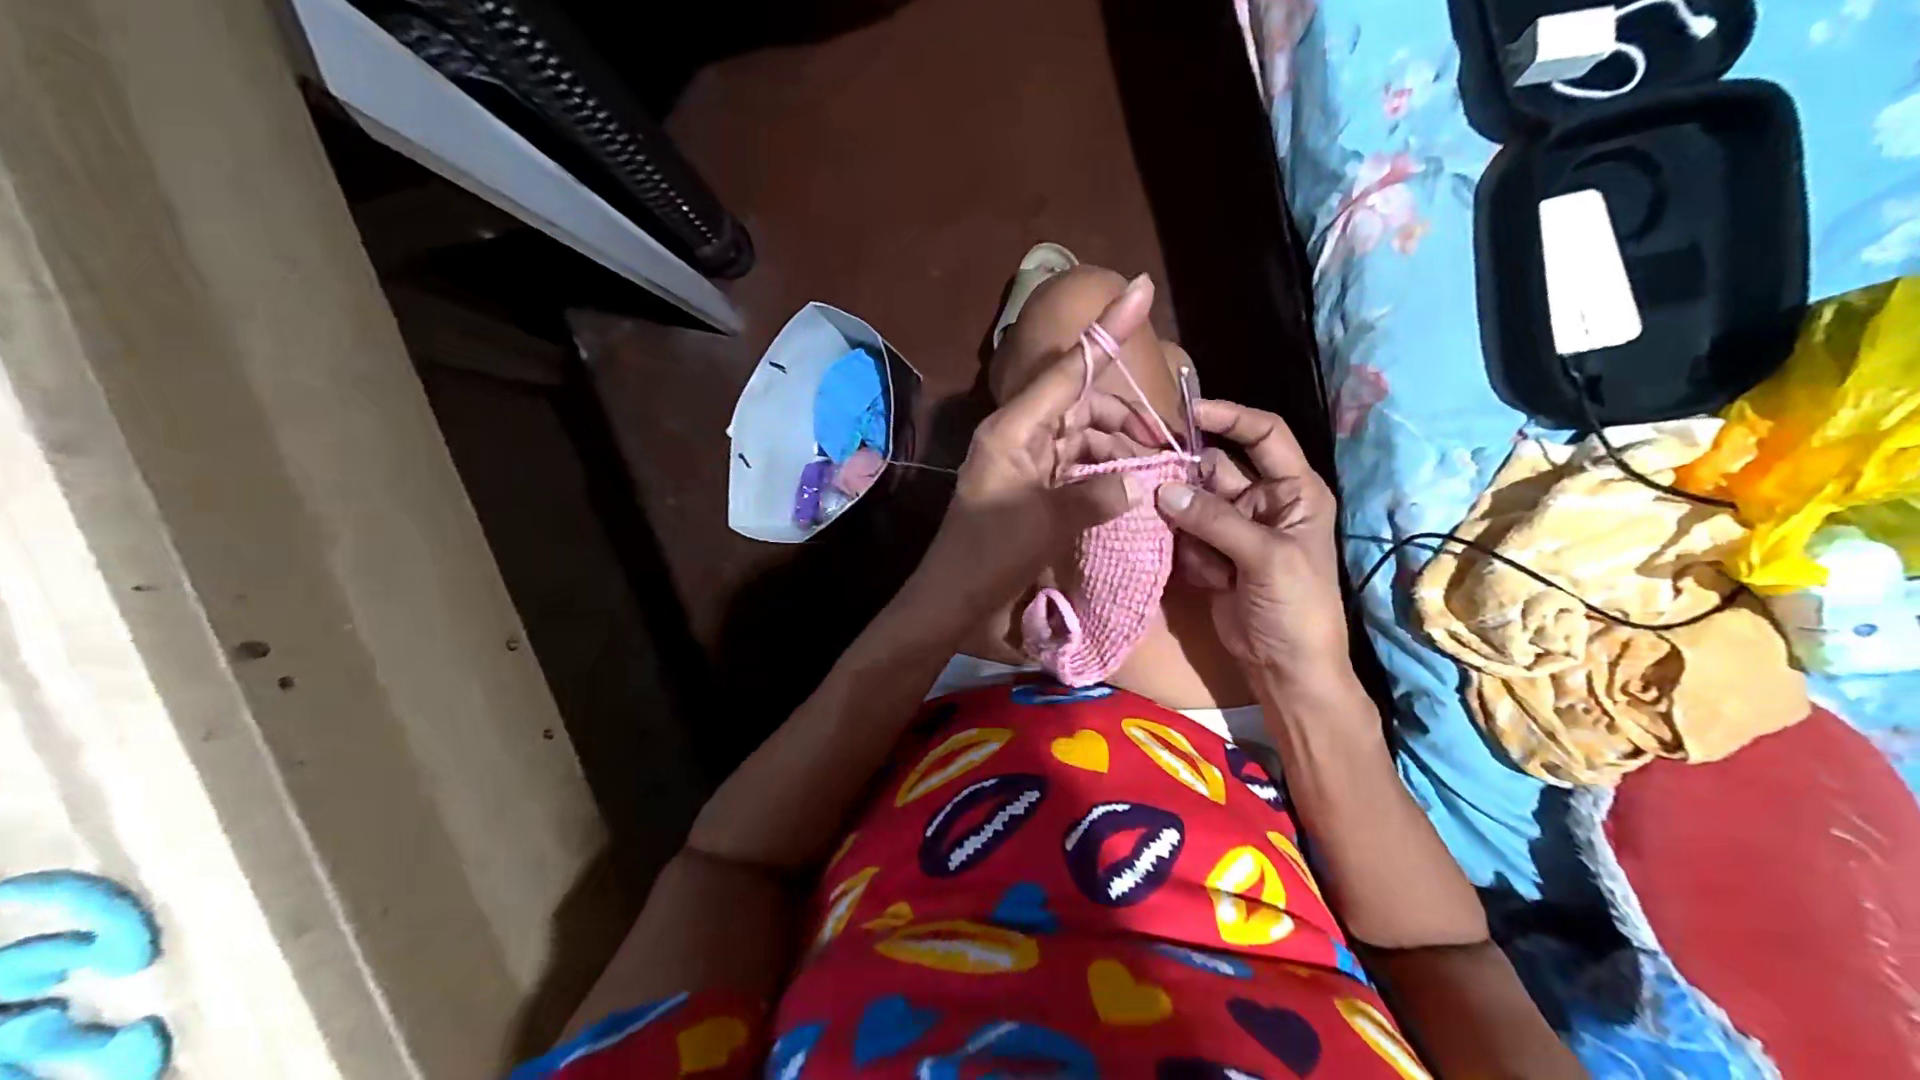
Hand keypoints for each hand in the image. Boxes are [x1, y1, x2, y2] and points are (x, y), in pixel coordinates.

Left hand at [921, 274, 1158, 605]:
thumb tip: (1136, 478)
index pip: (1069, 369)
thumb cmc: (991, 555)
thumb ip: (1096, 494)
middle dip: (1124, 414)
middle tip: (1165, 443)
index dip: (1107, 329)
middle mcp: (1017, 433)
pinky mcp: (1026, 480)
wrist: (953, 596)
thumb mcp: (1048, 524)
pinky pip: (1070, 458)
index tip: (1139, 287)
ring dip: (1114, 442)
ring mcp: (1021, 457)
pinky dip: (1098, 464)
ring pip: (1078, 430)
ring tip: (1151, 466)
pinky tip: (1125, 481)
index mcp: (1015, 429)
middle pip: (1079, 400)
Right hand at [1152, 400, 1348, 690]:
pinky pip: (1183, 534)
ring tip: (1207, 562)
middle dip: (1189, 479)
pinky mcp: (1210, 553)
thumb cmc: (1297, 607)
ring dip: (1185, 524)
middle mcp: (1263, 501)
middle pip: (1215, 469)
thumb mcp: (1265, 558)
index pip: (1265, 435)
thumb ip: (1215, 520)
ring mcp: (1232, 528)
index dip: (1231, 418)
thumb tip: (1163, 489)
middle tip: (1155, 484)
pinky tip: (1208, 579)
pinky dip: (1184, 550)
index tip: (1189, 413)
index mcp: (1294, 490)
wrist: (1285, 667)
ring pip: (1191, 502)